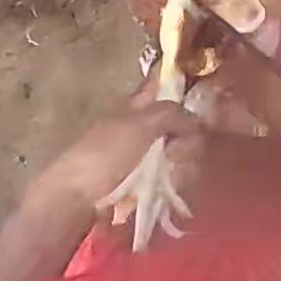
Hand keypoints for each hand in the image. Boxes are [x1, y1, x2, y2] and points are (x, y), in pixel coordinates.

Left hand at [27, 94, 201, 214]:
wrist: (77, 199)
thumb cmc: (103, 154)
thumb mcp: (138, 125)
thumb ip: (170, 113)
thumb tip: (198, 119)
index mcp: (139, 104)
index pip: (165, 82)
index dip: (183, 82)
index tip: (203, 99)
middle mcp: (147, 127)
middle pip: (184, 123)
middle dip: (188, 139)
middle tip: (175, 152)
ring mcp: (149, 156)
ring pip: (184, 152)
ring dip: (184, 165)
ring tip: (171, 177)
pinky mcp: (151, 183)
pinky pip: (178, 176)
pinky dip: (178, 183)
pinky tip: (170, 189)